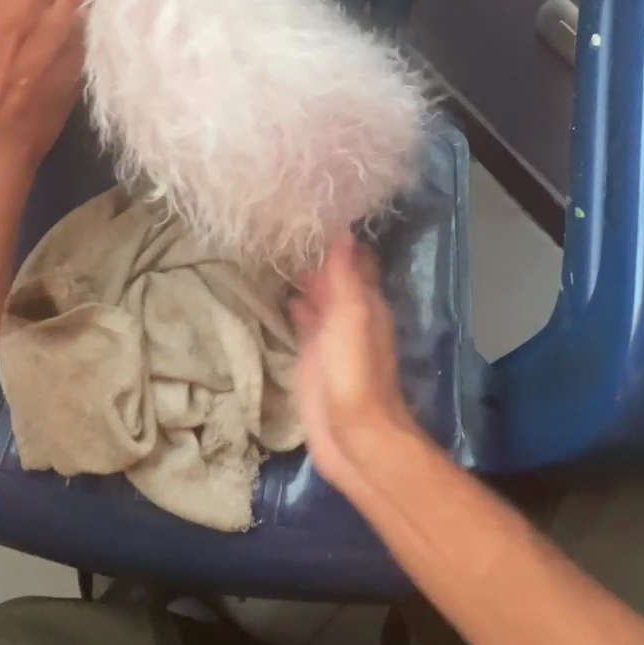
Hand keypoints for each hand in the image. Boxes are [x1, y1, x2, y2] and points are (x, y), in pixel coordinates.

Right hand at [291, 233, 423, 492]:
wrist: (353, 438)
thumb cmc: (353, 374)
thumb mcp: (350, 317)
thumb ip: (345, 276)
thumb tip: (343, 230)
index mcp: (366, 301)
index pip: (354, 258)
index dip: (337, 234)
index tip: (311, 206)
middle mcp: (351, 314)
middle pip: (335, 274)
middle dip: (317, 251)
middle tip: (285, 222)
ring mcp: (332, 336)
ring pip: (320, 295)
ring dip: (306, 275)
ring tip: (277, 247)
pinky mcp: (313, 357)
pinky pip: (305, 320)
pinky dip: (296, 303)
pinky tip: (280, 292)